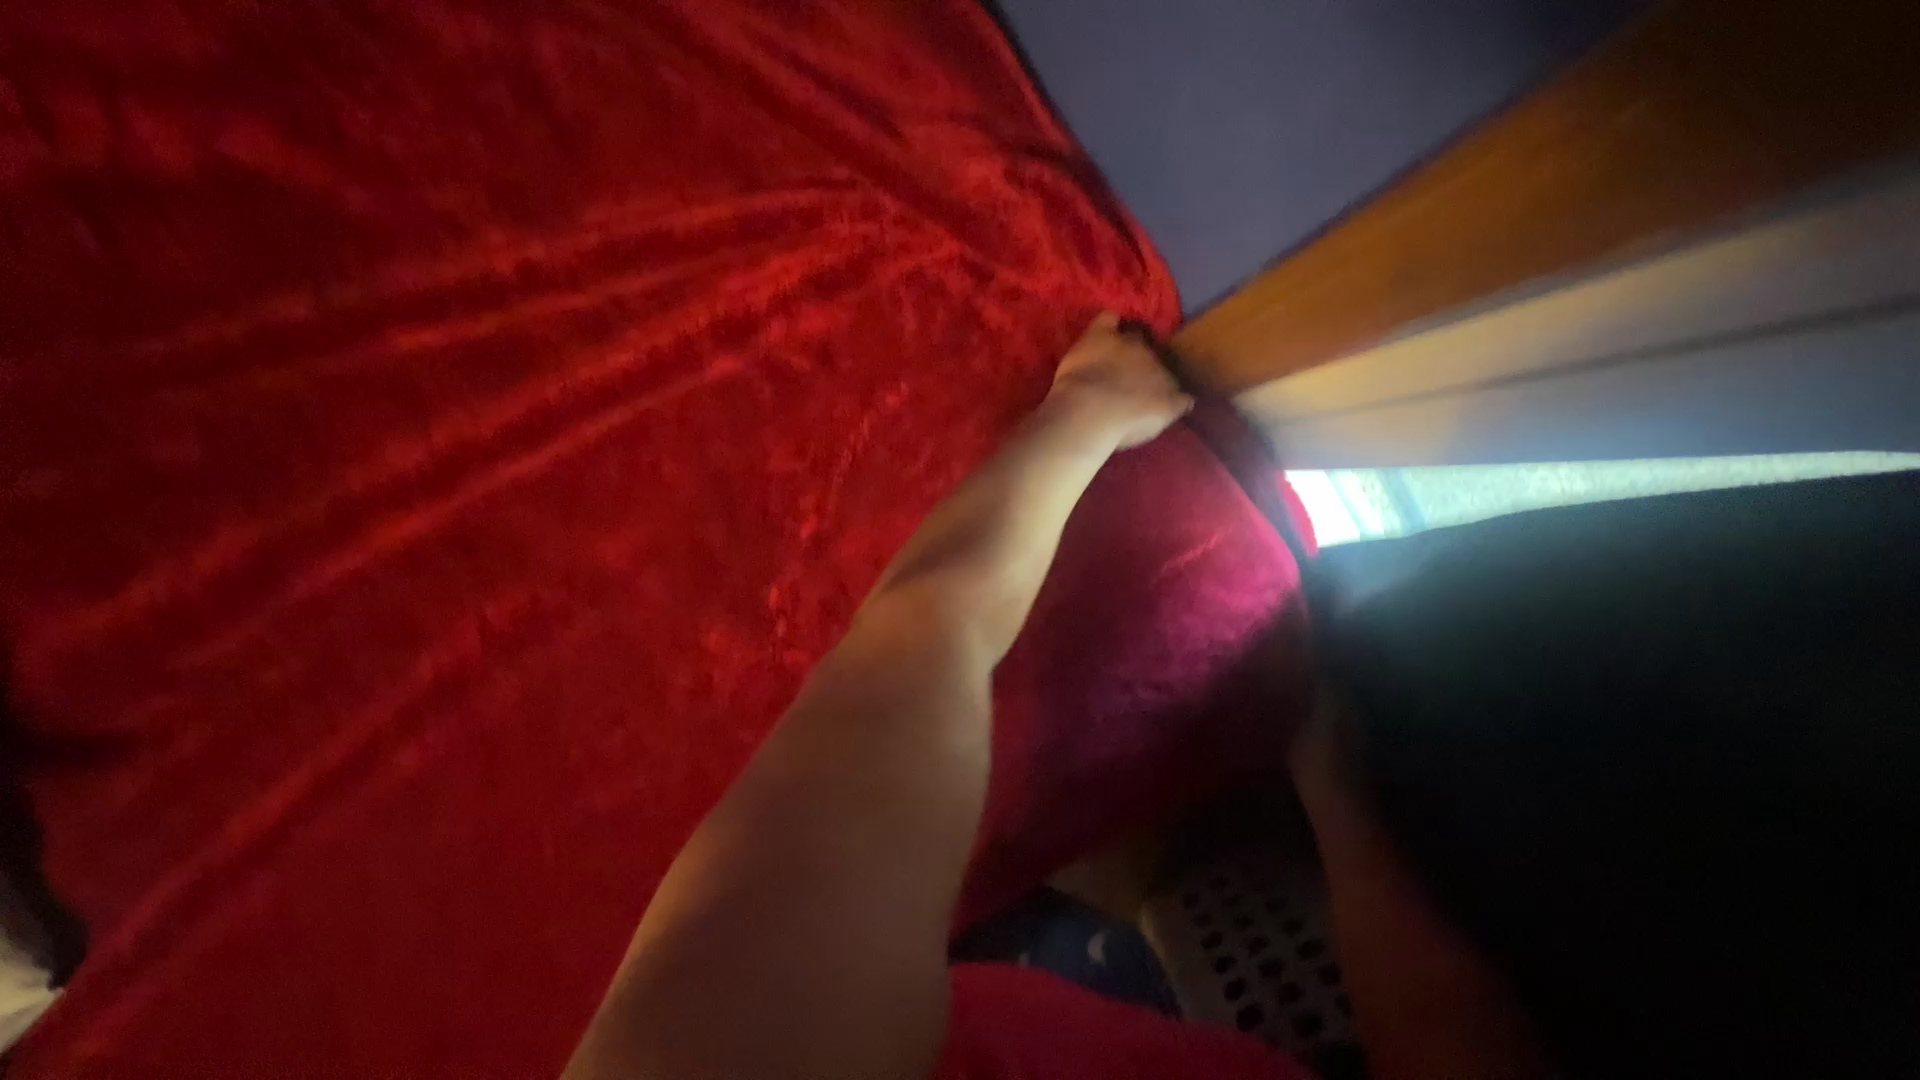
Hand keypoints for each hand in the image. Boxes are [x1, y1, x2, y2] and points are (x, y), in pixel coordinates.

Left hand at [1047, 312, 1193, 448]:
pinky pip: (1109, 319)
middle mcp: (1151, 357)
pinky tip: (1108, 327)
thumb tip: (1189, 399)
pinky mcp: (1100, 335)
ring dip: (1131, 344)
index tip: (1150, 399)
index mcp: (1168, 381)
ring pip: (1135, 335)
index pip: (1170, 380)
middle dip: (1145, 366)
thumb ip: (1176, 407)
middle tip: (1130, 381)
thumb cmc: (1126, 423)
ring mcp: (1126, 343)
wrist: (1092, 410)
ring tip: (1121, 356)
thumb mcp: (1160, 419)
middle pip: (1153, 357)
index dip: (1161, 389)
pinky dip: (1110, 322)